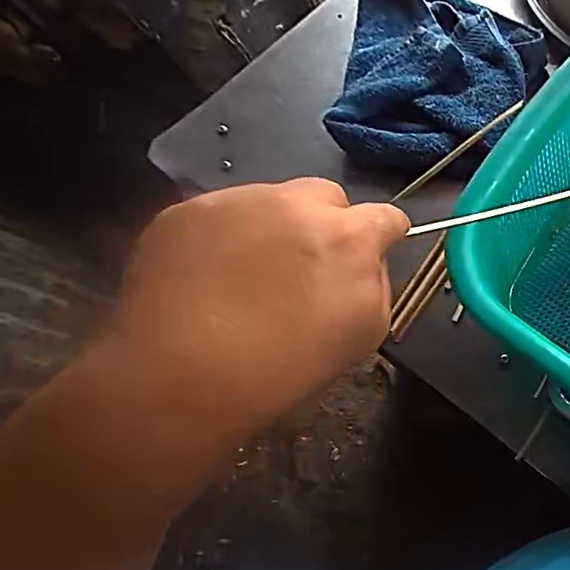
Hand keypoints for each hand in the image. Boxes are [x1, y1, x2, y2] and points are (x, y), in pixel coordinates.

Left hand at [102, 178, 408, 435]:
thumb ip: (377, 283)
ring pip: (273, 200)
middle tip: (310, 263)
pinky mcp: (186, 210)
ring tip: (253, 273)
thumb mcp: (366, 331)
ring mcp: (236, 202)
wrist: (183, 374)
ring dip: (277, 226)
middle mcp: (296, 204)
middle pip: (328, 195)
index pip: (386, 216)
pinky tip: (214, 276)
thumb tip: (366, 262)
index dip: (384, 235)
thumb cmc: (289, 365)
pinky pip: (224, 214)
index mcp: (348, 237)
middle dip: (329, 221)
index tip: (372, 254)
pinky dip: (229, 236)